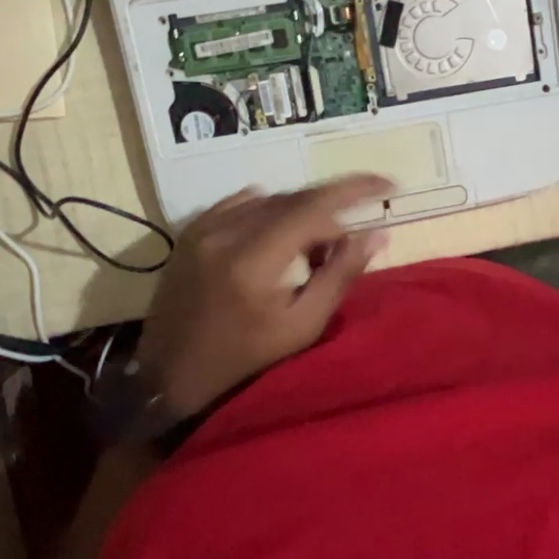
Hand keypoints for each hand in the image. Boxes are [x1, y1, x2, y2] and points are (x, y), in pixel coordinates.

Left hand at [137, 175, 393, 416]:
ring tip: (310, 253)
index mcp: (254, 260)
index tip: (388, 185)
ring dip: (300, 216)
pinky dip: (269, 214)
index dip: (355, 190)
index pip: (313, 206)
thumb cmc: (242, 359)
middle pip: (293, 200)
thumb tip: (376, 234)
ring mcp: (203, 228)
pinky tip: (278, 240)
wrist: (170, 373)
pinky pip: (240, 205)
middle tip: (346, 245)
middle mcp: (225, 232)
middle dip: (329, 214)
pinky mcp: (191, 231)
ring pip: (268, 200)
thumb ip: (339, 276)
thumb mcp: (301, 326)